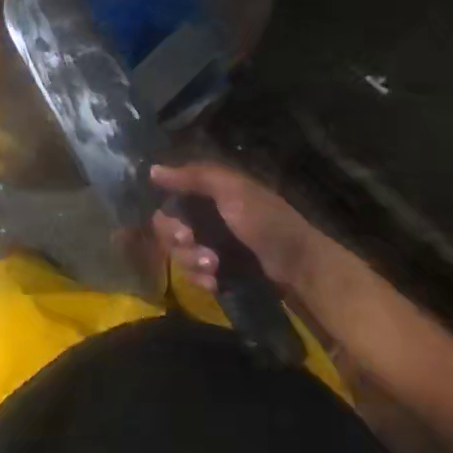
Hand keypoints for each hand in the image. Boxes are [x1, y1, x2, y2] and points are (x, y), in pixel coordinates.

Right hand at [150, 161, 319, 288]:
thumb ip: (193, 177)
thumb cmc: (266, 220)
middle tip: (192, 244)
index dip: (167, 218)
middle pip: (167, 230)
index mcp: (205, 194)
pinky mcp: (219, 271)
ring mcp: (211, 246)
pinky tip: (215, 283)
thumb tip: (152, 170)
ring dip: (191, 261)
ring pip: (179, 254)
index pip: (168, 203)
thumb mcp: (232, 190)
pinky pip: (195, 275)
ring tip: (214, 267)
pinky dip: (202, 278)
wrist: (300, 266)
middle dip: (177, 241)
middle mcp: (203, 218)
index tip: (181, 230)